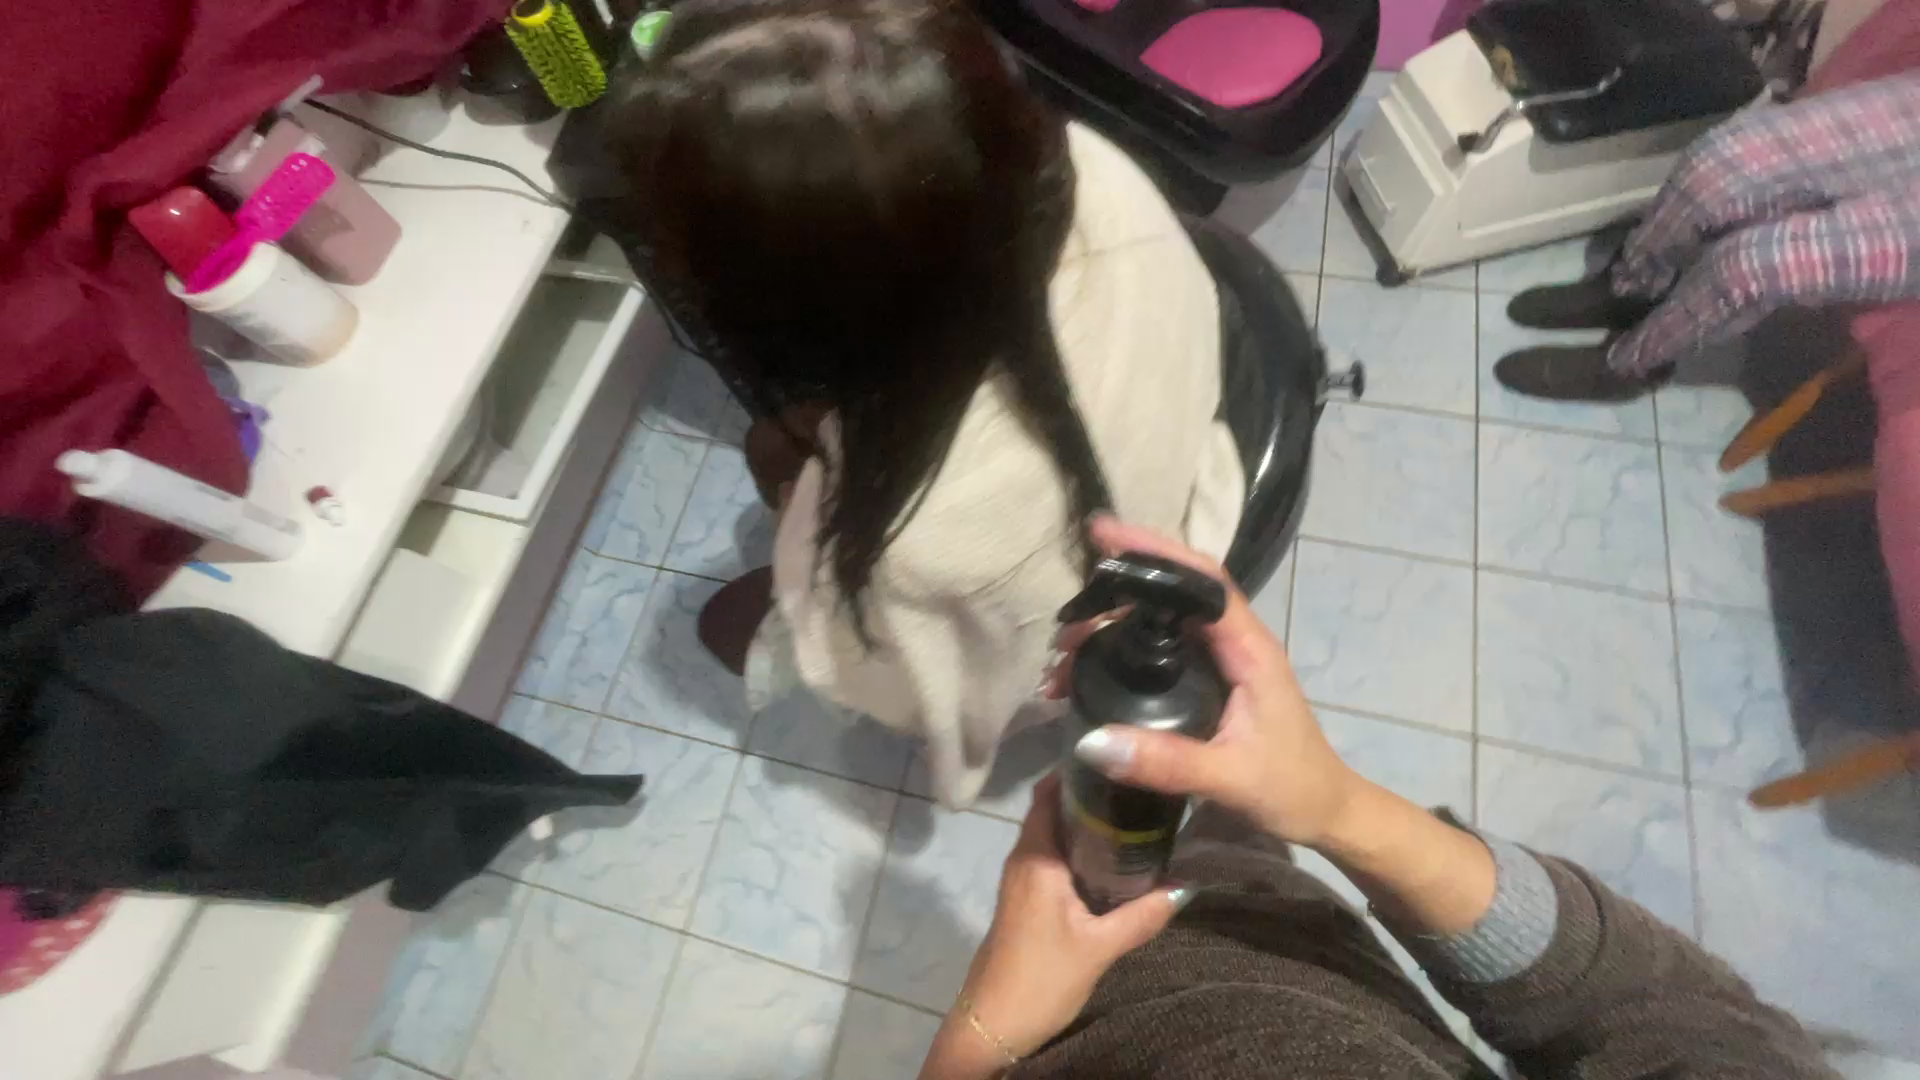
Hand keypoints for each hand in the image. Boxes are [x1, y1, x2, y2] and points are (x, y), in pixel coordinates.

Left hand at [936, 774, 1184, 1069]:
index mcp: (1035, 855)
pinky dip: (1075, 848)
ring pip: (1051, 835)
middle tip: (1132, 788)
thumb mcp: (1099, 948)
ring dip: (1081, 824)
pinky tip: (1107, 860)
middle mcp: (1023, 856)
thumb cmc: (1041, 975)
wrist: (993, 1021)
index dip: (1073, 772)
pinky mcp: (1023, 897)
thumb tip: (1183, 886)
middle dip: (1087, 797)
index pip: (1048, 793)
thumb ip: (1142, 916)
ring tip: (1127, 816)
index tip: (1110, 759)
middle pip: (1052, 810)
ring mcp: (1020, 877)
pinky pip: (1050, 856)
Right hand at [1050, 515, 1364, 847]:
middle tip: (1067, 619)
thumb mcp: (1232, 779)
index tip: (1104, 536)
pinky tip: (1090, 668)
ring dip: (1112, 624)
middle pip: (1174, 592)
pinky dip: (1121, 648)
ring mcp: (1219, 658)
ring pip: (1160, 620)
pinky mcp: (1206, 678)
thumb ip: (1167, 763)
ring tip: (1067, 649)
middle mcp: (1233, 642)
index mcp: (1249, 648)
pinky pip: (1158, 647)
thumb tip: (1092, 740)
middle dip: (1117, 592)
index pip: (1202, 580)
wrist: (1326, 814)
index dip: (1154, 552)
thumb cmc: (1293, 790)